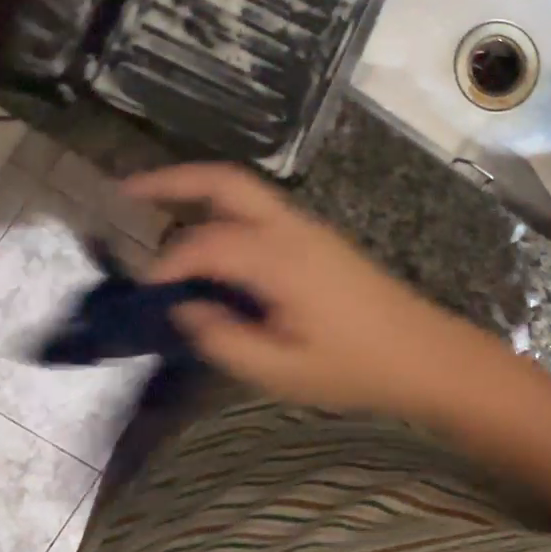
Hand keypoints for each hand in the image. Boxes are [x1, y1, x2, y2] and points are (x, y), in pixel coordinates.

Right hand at [123, 164, 512, 420]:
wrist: (426, 355)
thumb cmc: (357, 368)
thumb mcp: (283, 371)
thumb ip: (225, 339)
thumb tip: (183, 310)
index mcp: (280, 258)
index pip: (205, 244)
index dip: (165, 263)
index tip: (139, 290)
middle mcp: (292, 227)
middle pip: (226, 182)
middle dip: (172, 180)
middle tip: (124, 192)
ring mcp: (308, 227)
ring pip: (243, 191)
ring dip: (196, 193)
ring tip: (152, 212)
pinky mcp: (316, 237)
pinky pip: (259, 210)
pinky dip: (221, 212)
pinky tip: (206, 244)